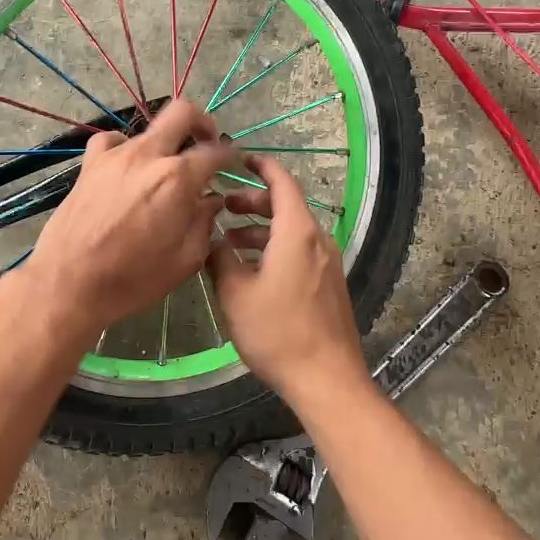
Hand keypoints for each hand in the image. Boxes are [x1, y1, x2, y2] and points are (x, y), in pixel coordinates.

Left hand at [26, 99, 232, 336]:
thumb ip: (204, 223)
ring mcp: (116, 154)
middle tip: (206, 142)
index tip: (232, 162)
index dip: (229, 155)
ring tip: (163, 170)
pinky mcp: (90, 163)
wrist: (68, 283)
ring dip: (164, 143)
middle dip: (202, 122)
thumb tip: (211, 201)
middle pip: (182, 112)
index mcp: (178, 179)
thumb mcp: (185, 261)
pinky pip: (112, 140)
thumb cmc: (132, 279)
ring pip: (148, 129)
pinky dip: (124, 147)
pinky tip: (126, 168)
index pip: (214, 152)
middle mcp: (149, 155)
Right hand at [206, 156, 366, 406]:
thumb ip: (219, 258)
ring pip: (292, 231)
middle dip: (253, 202)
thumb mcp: (236, 293)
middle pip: (286, 206)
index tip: (238, 160)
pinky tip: (252, 271)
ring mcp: (327, 263)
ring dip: (261, 230)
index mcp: (297, 231)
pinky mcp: (329, 285)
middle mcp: (317, 239)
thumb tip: (210, 239)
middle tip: (223, 207)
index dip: (260, 166)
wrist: (327, 379)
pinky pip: (300, 252)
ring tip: (229, 243)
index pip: (281, 182)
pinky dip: (275, 249)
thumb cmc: (278, 331)